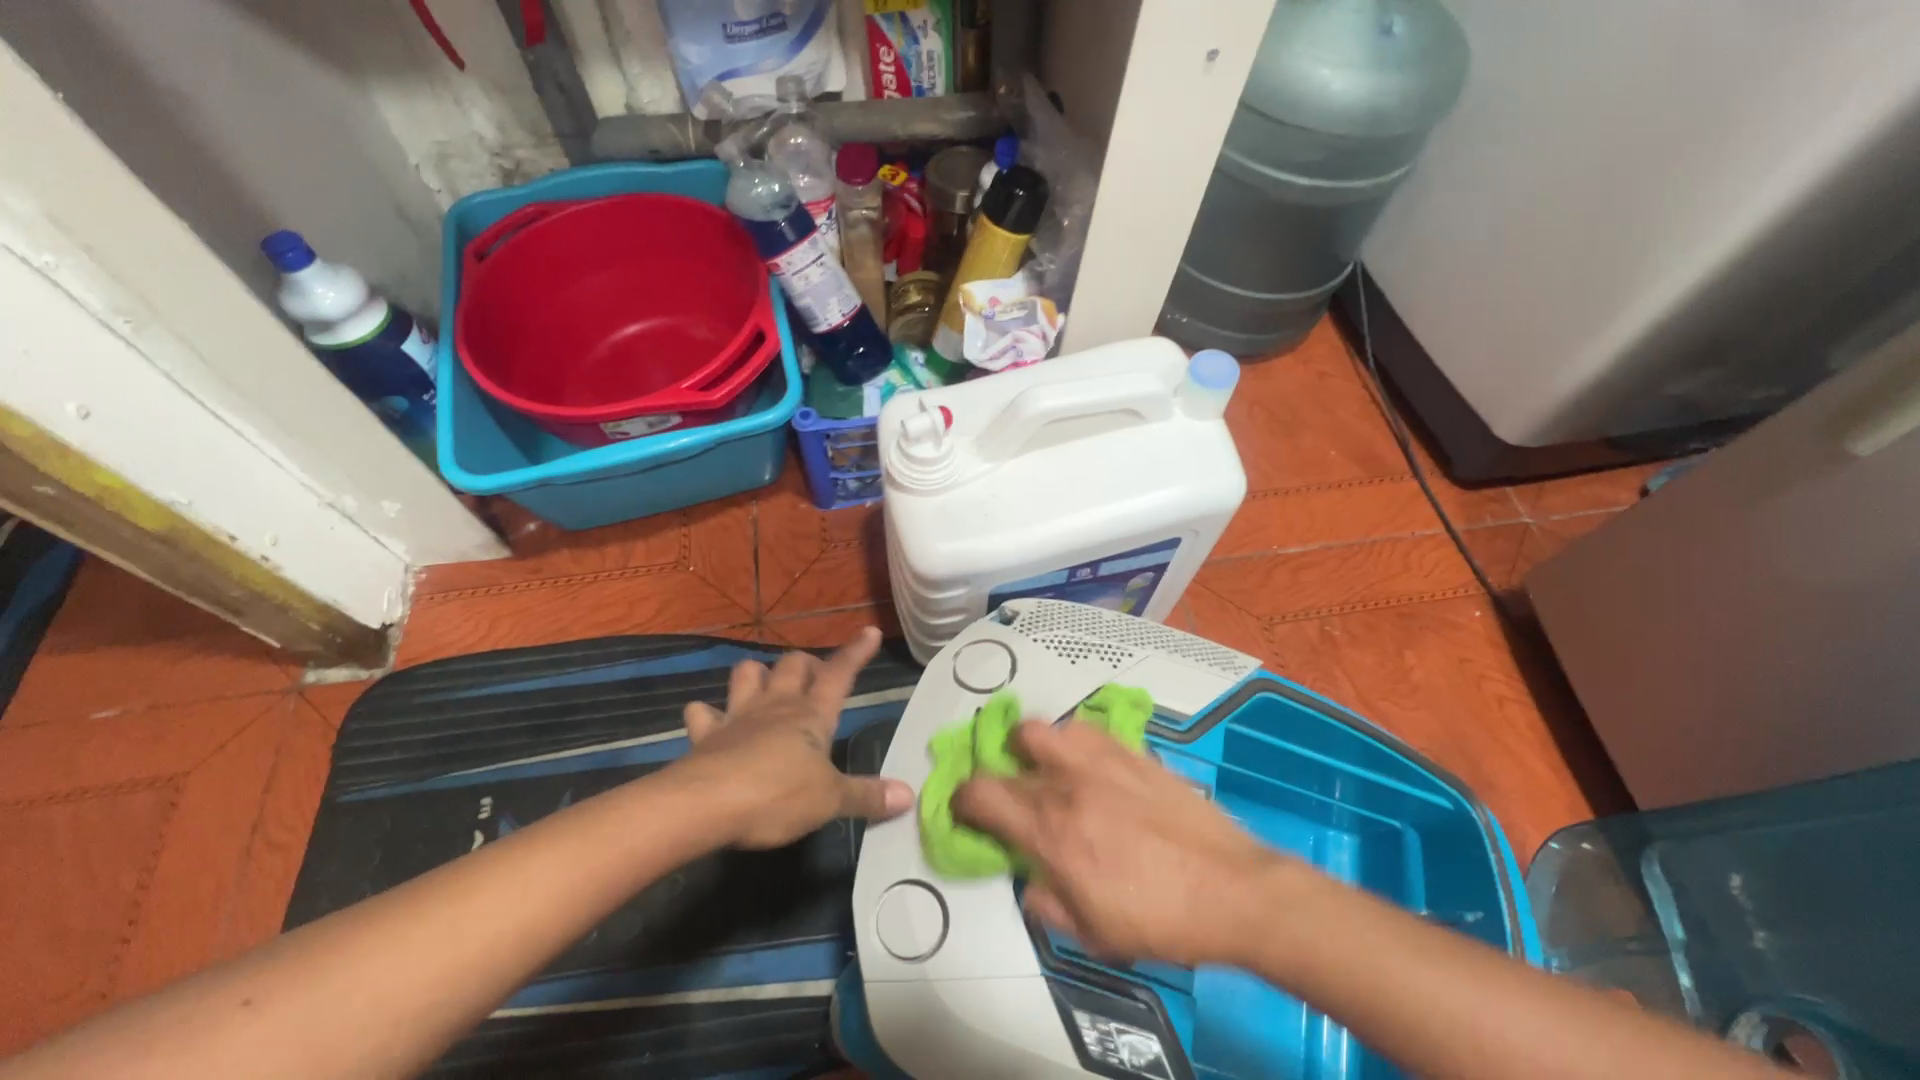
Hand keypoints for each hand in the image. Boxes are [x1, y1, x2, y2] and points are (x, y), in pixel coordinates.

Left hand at [679, 628, 912, 848]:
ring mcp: (737, 716)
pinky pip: (701, 713)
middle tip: (815, 674)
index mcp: (812, 716)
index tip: (870, 631)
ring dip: (757, 674)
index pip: (839, 675)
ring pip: (746, 673)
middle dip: (806, 663)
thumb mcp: (831, 801)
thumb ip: (867, 796)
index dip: (856, 653)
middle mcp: (775, 706)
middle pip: (792, 666)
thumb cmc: (778, 796)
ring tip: (765, 685)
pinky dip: (705, 713)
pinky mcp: (706, 735)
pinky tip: (709, 719)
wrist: (706, 804)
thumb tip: (907, 794)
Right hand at [954, 720, 1294, 967]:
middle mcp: (1071, 786)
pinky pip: (1093, 732)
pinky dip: (1077, 743)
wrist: (1235, 892)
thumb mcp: (1094, 934)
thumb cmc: (1162, 921)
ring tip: (1049, 769)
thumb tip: (1032, 883)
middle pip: (1012, 753)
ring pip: (1050, 728)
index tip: (965, 810)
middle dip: (998, 771)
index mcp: (1052, 832)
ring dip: (1037, 746)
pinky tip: (1092, 768)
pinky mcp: (1139, 756)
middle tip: (1009, 794)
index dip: (962, 798)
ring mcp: (1106, 764)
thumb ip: (1049, 904)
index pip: (983, 794)